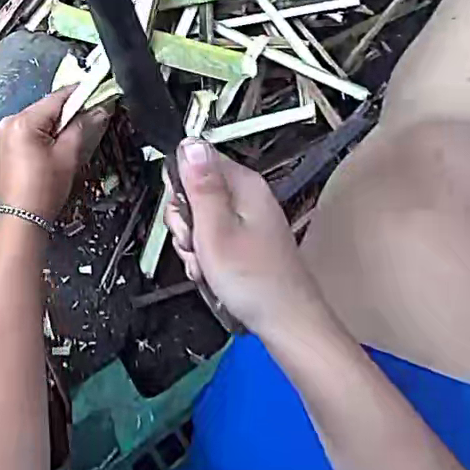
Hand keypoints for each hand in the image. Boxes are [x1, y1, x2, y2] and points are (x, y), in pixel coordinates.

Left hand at [0, 89, 109, 221]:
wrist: (20, 218)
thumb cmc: (43, 189)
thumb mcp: (68, 155)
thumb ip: (82, 126)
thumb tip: (99, 109)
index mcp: (23, 121)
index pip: (56, 98)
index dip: (79, 94)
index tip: (97, 91)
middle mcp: (9, 122)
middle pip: (46, 107)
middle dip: (68, 112)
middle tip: (89, 119)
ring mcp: (4, 133)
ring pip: (38, 118)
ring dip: (56, 124)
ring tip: (70, 140)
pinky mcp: (4, 144)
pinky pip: (29, 129)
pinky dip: (43, 133)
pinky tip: (54, 147)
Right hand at [165, 140, 330, 339]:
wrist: (289, 328)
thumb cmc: (253, 281)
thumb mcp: (214, 228)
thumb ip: (199, 184)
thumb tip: (190, 141)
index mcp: (243, 184)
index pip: (195, 161)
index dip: (180, 188)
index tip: (185, 215)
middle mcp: (248, 196)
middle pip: (195, 191)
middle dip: (185, 221)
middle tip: (194, 243)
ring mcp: (248, 219)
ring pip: (200, 218)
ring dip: (193, 242)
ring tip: (204, 264)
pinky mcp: (247, 241)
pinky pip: (212, 237)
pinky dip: (205, 256)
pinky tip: (211, 273)